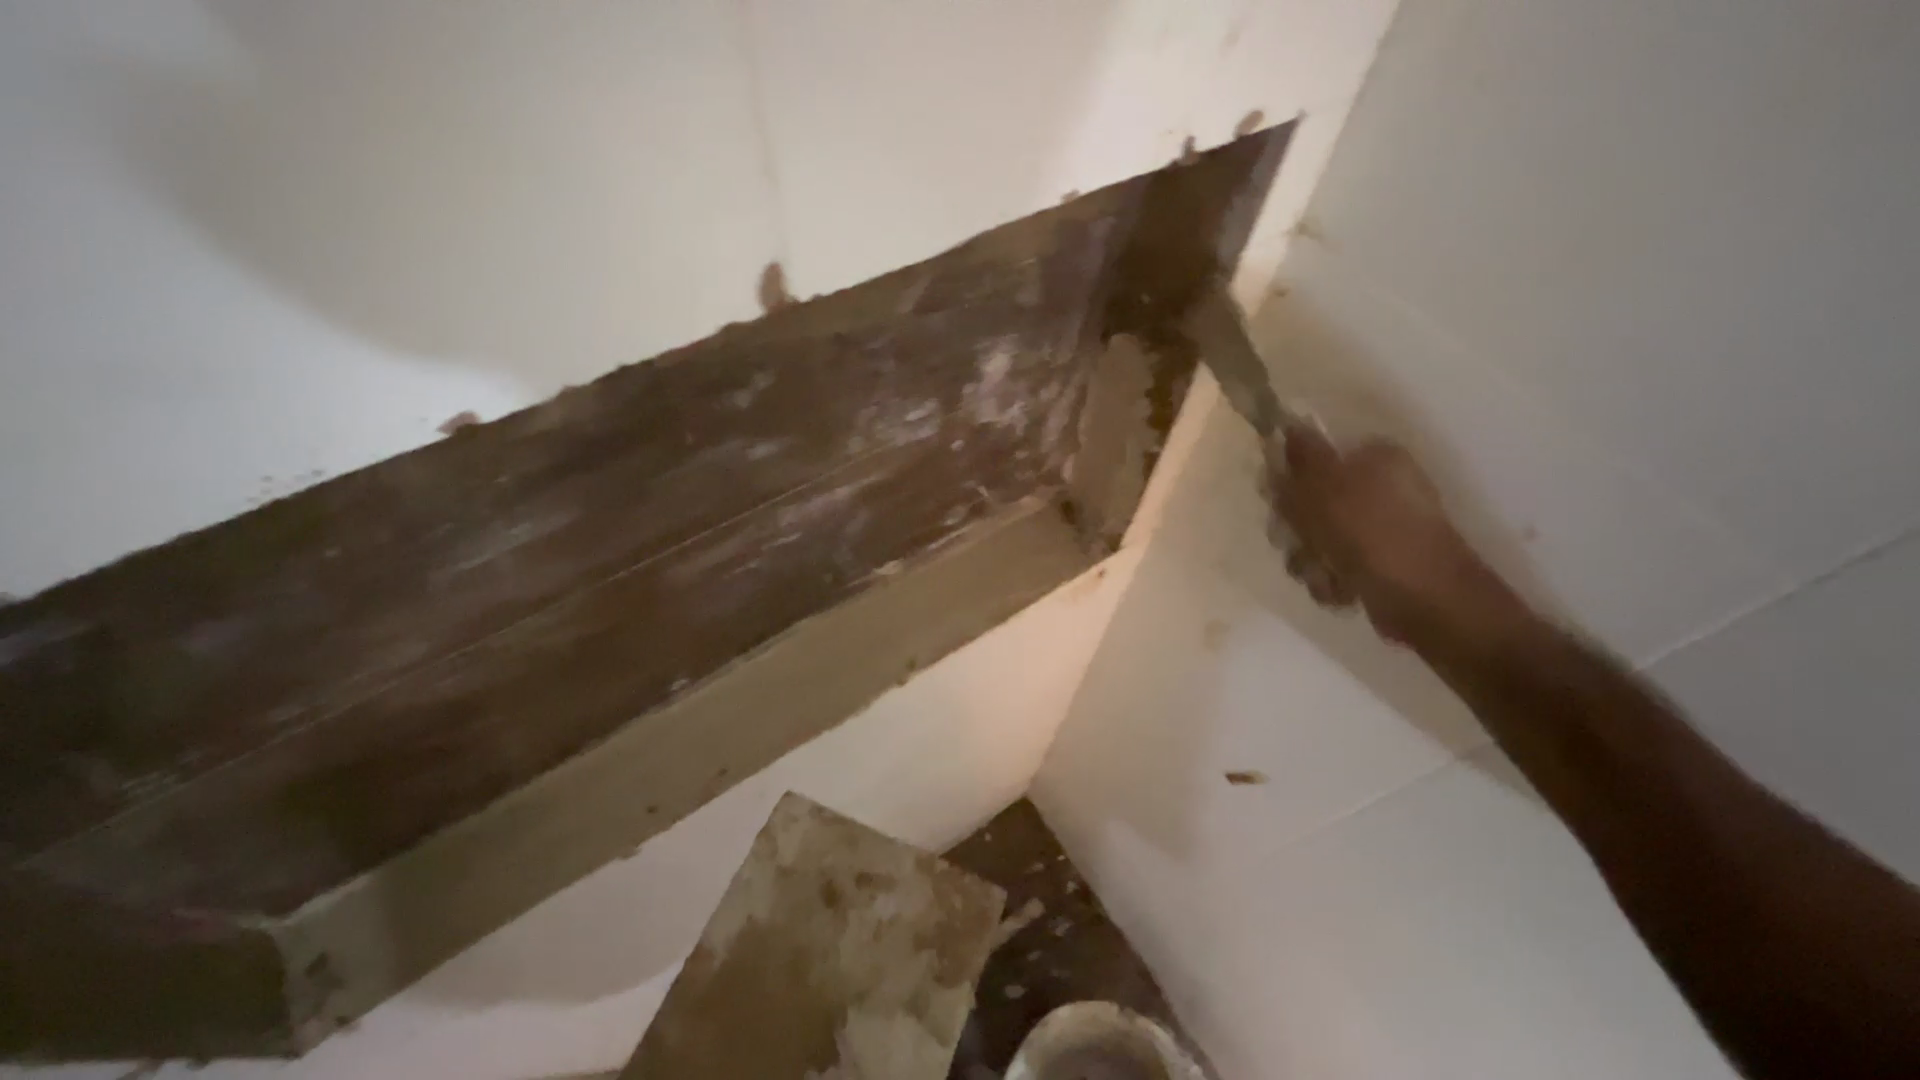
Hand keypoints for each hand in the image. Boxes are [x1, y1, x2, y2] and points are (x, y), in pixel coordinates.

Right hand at [1267, 424, 1511, 643]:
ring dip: (1309, 558)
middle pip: (1311, 500)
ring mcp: (1380, 528)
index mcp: (1374, 457)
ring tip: (1323, 572)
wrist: (1424, 598)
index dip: (1290, 479)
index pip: (1316, 456)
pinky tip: (1339, 590)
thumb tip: (1288, 426)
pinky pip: (1335, 565)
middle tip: (1297, 540)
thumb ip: (1302, 457)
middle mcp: (1380, 488)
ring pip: (1318, 538)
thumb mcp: (1326, 486)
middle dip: (1297, 527)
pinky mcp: (1378, 564)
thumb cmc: (1371, 533)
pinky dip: (1331, 579)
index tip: (1278, 501)